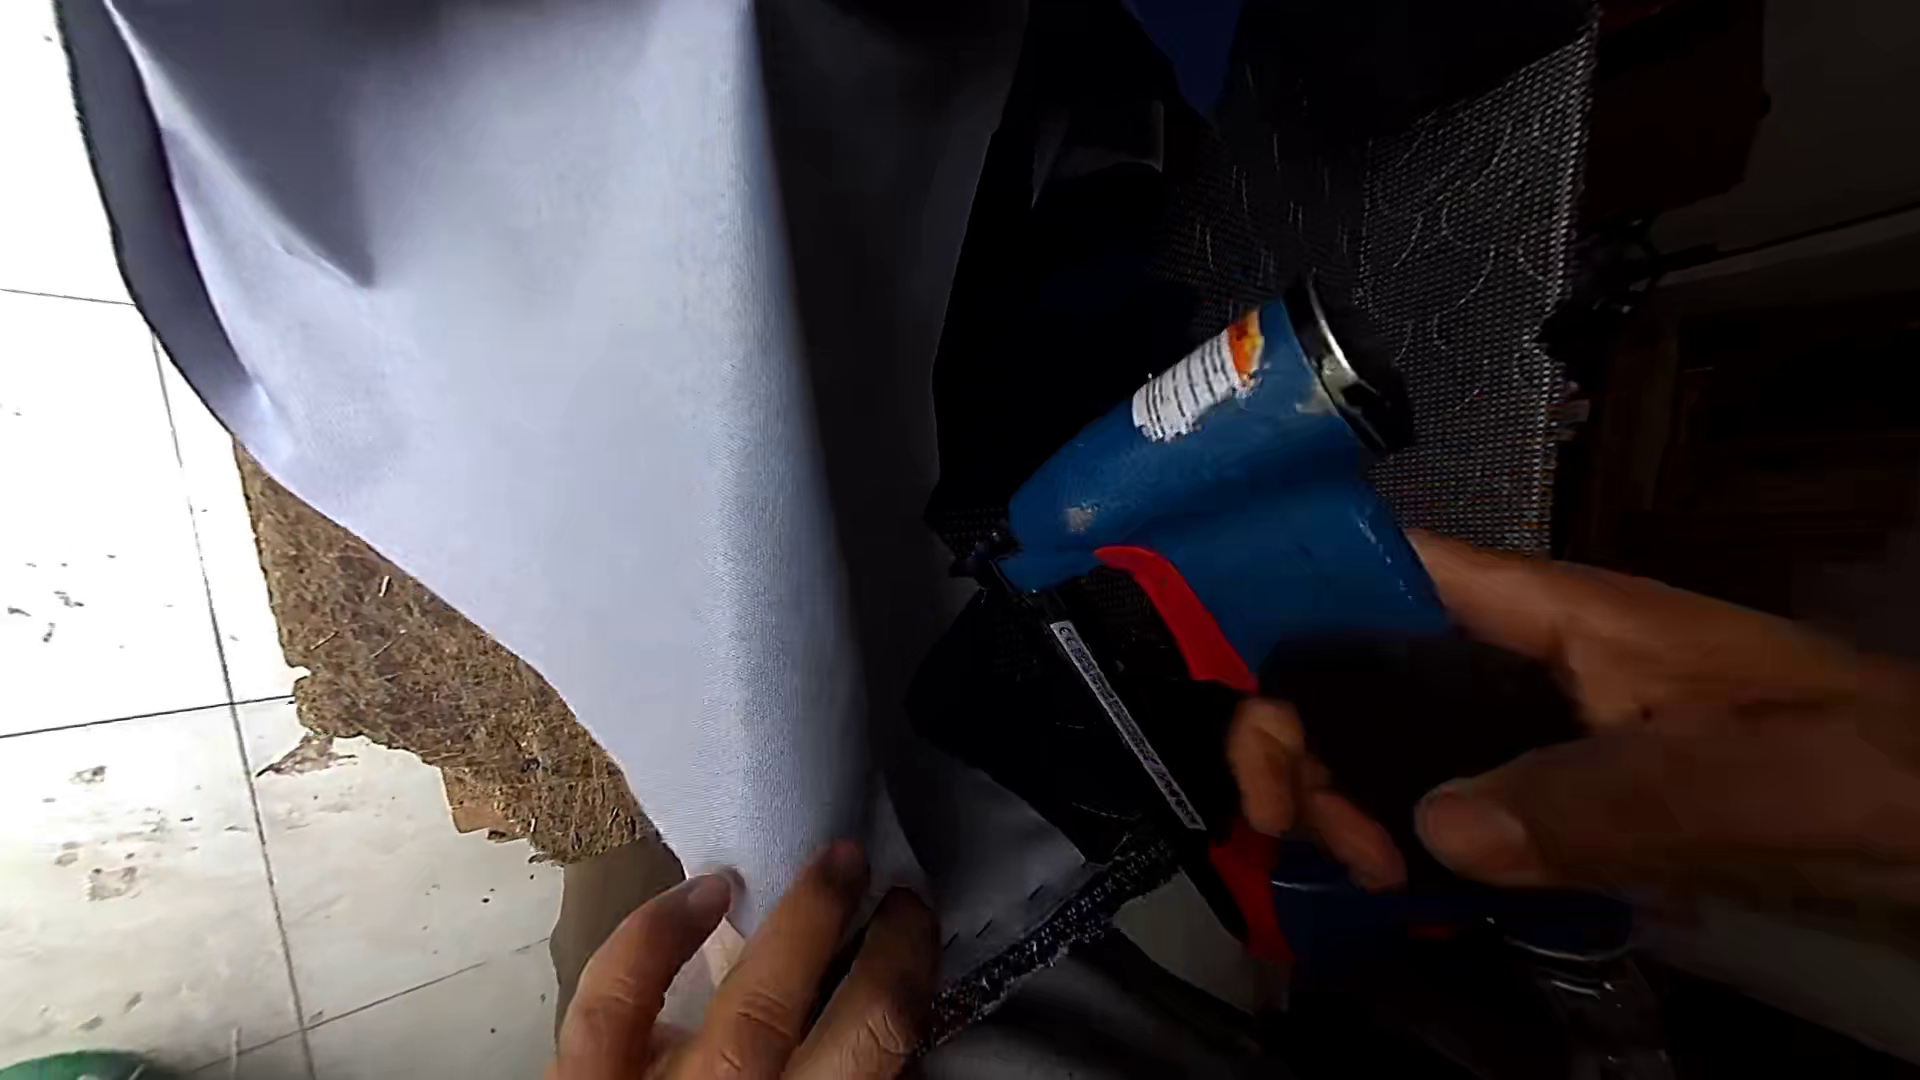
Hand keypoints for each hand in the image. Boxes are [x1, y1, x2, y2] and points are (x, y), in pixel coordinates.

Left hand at [547, 841, 938, 1079]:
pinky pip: (610, 1006)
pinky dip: (657, 934)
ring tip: (834, 859)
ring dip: (804, 917)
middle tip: (880, 872)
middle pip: (839, 1024)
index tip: (915, 914)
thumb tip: (886, 981)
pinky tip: (708, 889)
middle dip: (870, 934)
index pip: (878, 1042)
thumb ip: (848, 1067)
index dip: (907, 966)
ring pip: (742, 1012)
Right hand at [1228, 531, 1919, 901]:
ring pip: (1351, 728)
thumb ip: (1603, 799)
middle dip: (1289, 733)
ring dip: (1325, 790)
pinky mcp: (1498, 770)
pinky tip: (1386, 870)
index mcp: (1522, 608)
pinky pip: (1397, 781)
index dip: (1287, 590)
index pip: (1373, 567)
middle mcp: (1476, 648)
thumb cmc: (1883, 773)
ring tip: (1361, 865)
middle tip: (1286, 818)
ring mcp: (1482, 711)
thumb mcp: (1762, 783)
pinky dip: (1370, 821)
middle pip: (1332, 662)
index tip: (1235, 669)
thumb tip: (1438, 831)